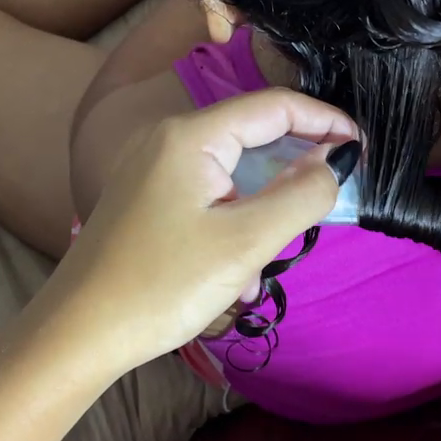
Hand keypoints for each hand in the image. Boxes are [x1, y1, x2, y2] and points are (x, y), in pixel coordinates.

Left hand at [45, 89, 358, 372]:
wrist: (78, 334)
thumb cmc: (163, 285)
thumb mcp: (245, 243)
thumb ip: (301, 196)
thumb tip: (333, 161)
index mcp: (190, 136)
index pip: (273, 107)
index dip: (325, 120)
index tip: (363, 147)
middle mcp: (167, 141)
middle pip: (251, 140)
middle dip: (290, 176)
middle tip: (319, 212)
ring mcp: (151, 172)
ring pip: (230, 177)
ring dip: (260, 214)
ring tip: (264, 264)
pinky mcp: (144, 202)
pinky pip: (205, 200)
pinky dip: (231, 227)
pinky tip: (235, 275)